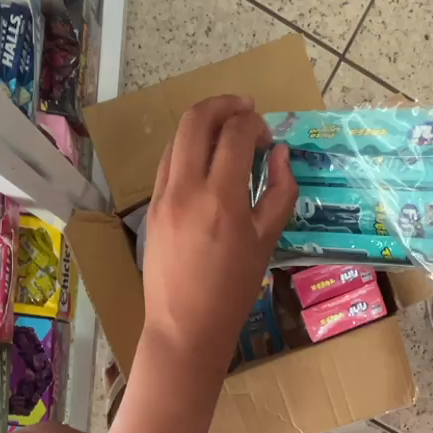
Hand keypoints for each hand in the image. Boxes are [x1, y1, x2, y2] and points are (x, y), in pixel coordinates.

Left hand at [141, 95, 296, 370]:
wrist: (186, 327)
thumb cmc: (233, 293)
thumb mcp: (266, 244)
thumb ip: (279, 193)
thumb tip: (280, 154)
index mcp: (221, 199)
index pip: (236, 134)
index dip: (255, 123)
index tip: (268, 136)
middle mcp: (187, 189)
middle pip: (198, 119)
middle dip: (225, 105)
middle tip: (246, 110)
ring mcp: (163, 196)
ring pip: (178, 137)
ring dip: (204, 124)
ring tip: (226, 134)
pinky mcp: (152, 207)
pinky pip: (168, 163)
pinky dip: (187, 149)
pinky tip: (205, 162)